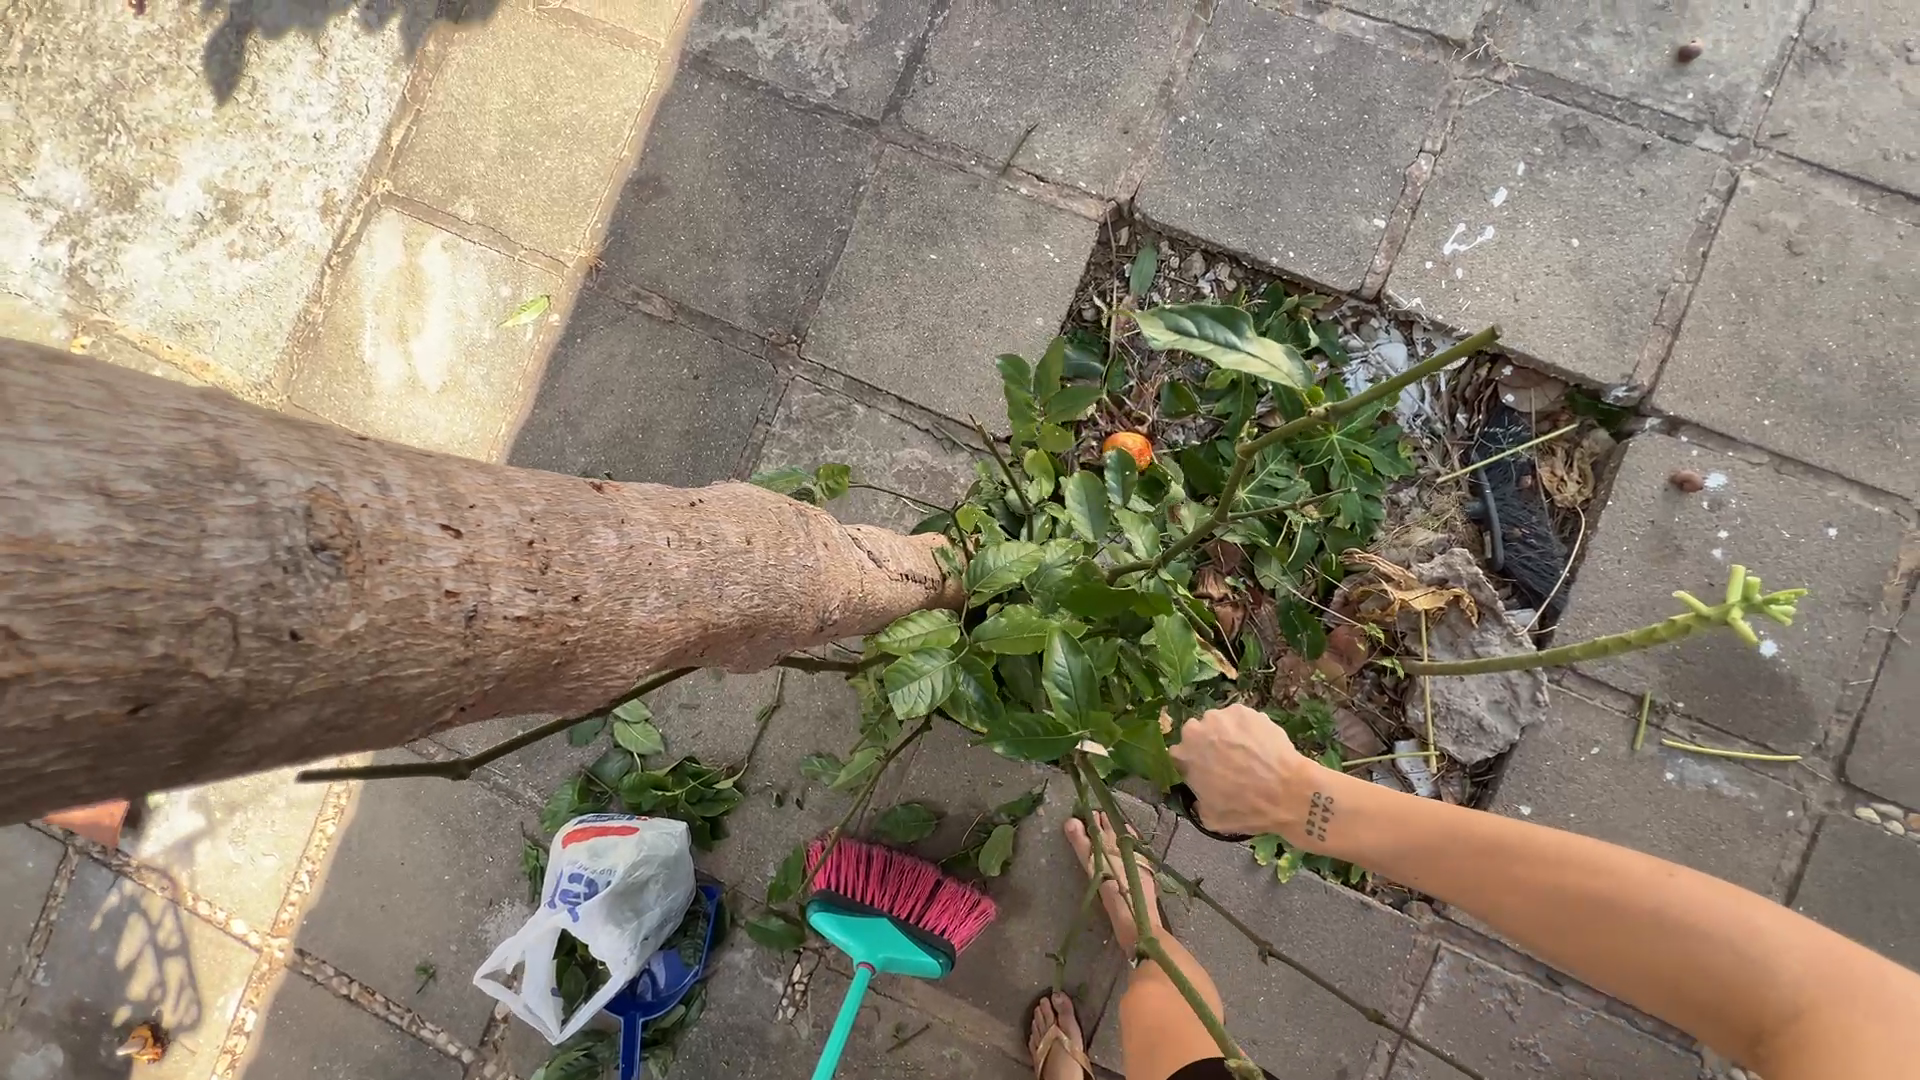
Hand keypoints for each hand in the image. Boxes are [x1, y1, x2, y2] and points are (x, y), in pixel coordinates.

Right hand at [1169, 704, 1322, 842]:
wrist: (1288, 793)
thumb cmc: (1247, 808)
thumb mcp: (1211, 818)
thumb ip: (1197, 802)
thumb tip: (1198, 798)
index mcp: (1183, 755)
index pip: (1179, 755)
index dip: (1193, 764)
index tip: (1206, 772)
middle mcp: (1195, 730)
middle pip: (1197, 734)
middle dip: (1208, 745)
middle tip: (1229, 762)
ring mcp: (1220, 717)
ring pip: (1219, 724)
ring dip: (1227, 735)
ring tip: (1248, 753)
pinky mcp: (1243, 711)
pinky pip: (1240, 719)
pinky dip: (1247, 729)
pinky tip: (1261, 746)